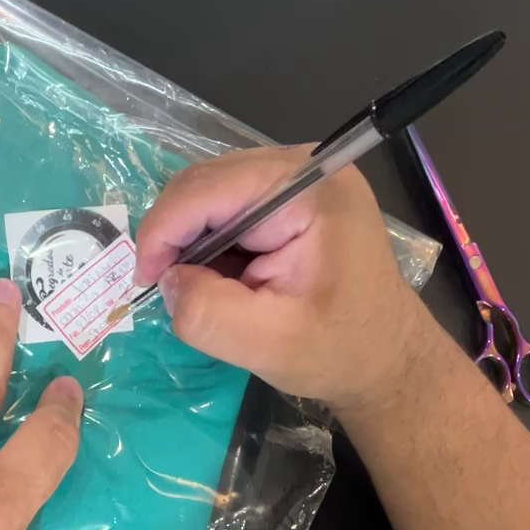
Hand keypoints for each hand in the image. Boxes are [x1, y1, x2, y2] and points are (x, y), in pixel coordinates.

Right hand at [135, 147, 442, 410]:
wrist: (385, 359)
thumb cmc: (338, 352)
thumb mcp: (267, 343)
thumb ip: (207, 312)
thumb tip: (167, 281)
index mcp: (308, 191)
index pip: (208, 188)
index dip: (162, 231)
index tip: (144, 282)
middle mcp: (304, 170)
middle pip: (204, 183)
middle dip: (173, 236)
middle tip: (165, 289)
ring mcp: (297, 182)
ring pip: (208, 197)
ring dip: (188, 242)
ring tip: (196, 289)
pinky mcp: (289, 203)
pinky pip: (225, 212)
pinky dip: (206, 245)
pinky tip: (217, 280)